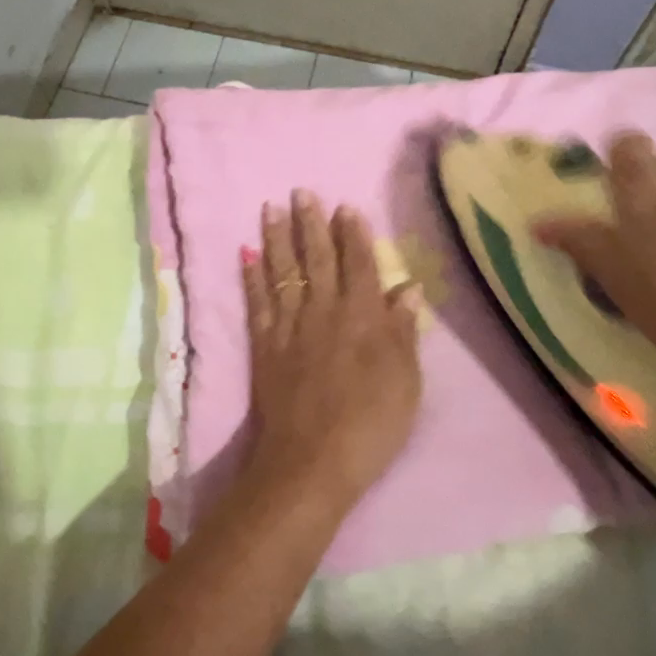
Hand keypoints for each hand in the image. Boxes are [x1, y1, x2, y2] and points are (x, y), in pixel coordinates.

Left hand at [241, 190, 423, 510]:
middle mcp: (325, 312)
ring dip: (277, 238)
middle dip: (311, 223)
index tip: (344, 207)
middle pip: (317, 259)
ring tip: (272, 208)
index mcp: (363, 318)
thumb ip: (403, 332)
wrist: (311, 463)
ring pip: (283, 272)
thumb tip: (408, 287)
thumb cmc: (371, 425)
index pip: (359, 265)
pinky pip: (256, 303)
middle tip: (302, 192)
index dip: (353, 235)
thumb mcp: (405, 382)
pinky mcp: (264, 347)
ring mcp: (290, 328)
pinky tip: (247, 255)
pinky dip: (251, 278)